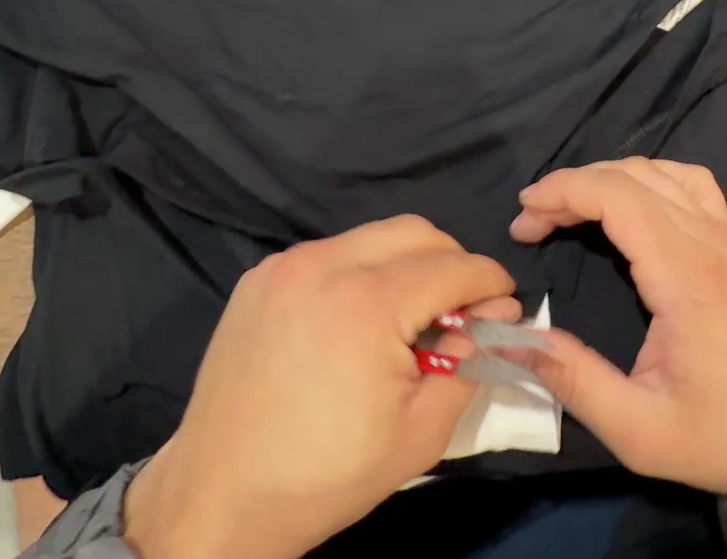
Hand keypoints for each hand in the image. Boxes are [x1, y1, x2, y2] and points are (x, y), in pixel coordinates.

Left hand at [124, 215, 518, 558]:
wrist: (221, 495)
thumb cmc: (327, 473)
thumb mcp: (422, 432)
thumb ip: (468, 364)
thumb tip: (489, 322)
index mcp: (368, 300)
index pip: (453, 266)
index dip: (490, 282)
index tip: (504, 305)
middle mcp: (324, 263)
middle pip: (415, 232)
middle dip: (451, 263)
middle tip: (460, 310)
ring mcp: (285, 265)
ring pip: (371, 237)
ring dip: (404, 264)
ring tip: (406, 319)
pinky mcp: (259, 278)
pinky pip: (329, 253)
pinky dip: (358, 272)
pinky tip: (354, 320)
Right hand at [510, 158, 726, 510]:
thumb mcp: (641, 431)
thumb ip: (573, 380)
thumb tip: (511, 338)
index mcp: (687, 278)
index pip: (616, 196)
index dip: (561, 193)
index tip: (522, 220)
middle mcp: (710, 242)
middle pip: (629, 177)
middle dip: (570, 188)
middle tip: (531, 222)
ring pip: (659, 171)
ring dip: (605, 178)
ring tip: (568, 209)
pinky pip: (691, 183)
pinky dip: (649, 177)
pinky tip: (631, 201)